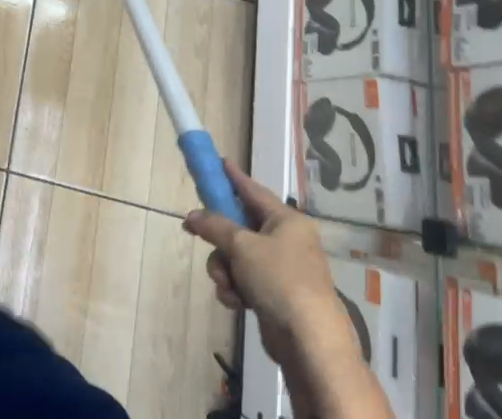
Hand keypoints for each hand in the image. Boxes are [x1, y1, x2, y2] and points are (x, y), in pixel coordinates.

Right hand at [183, 164, 339, 336]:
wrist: (308, 339)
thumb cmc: (280, 280)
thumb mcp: (242, 246)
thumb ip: (214, 225)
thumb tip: (193, 216)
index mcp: (287, 222)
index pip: (253, 190)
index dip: (233, 176)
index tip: (217, 162)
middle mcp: (286, 241)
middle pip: (239, 226)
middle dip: (219, 239)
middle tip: (195, 232)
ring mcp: (281, 268)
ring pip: (235, 255)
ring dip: (224, 269)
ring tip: (227, 285)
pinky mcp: (274, 293)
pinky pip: (242, 279)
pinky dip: (235, 288)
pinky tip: (236, 301)